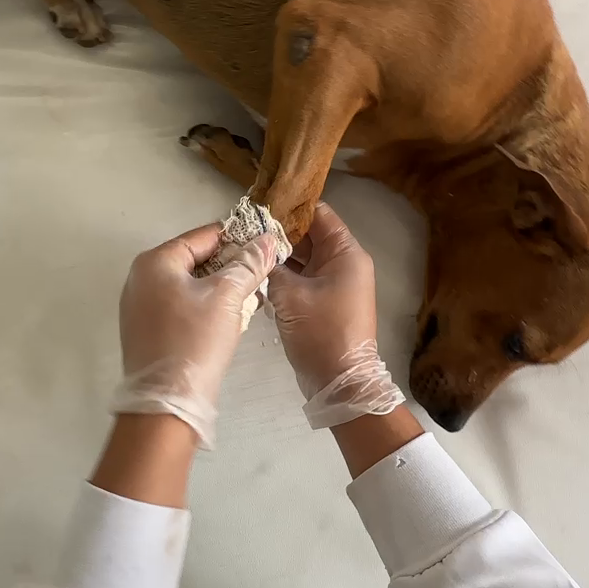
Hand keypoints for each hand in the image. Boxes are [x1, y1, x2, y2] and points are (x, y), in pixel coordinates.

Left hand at [109, 225, 278, 446]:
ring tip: (251, 298)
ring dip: (220, 290)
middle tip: (262, 276)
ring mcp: (140, 307)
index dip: (238, 239)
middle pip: (195, 261)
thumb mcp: (227, 296)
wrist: (167, 403)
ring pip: (189, 286)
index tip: (265, 246)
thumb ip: (248, 264)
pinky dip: (205, 308)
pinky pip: (180, 308)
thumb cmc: (195, 341)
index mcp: (154, 262)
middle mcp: (140, 279)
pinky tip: (230, 320)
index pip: (203, 236)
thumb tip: (266, 241)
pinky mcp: (146, 332)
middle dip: (230, 267)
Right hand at [265, 204, 405, 427]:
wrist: (341, 382)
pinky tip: (255, 271)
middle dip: (278, 231)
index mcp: (345, 254)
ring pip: (303, 257)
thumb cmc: (321, 333)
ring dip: (277, 254)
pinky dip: (282, 273)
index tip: (258, 205)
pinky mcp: (323, 301)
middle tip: (243, 228)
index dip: (290, 207)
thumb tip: (254, 248)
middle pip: (309, 235)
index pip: (318, 214)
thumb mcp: (290, 296)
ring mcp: (334, 283)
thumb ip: (270, 267)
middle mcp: (343, 263)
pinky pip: (302, 277)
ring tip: (243, 247)